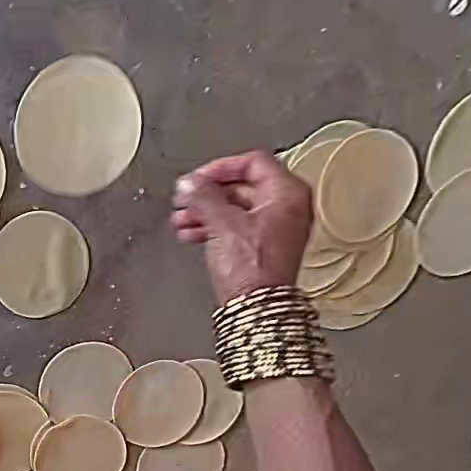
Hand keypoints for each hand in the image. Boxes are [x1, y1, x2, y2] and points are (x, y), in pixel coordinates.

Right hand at [171, 150, 313, 303]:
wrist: (255, 309)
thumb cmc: (253, 270)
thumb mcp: (222, 223)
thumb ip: (203, 196)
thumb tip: (189, 183)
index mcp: (288, 193)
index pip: (253, 162)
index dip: (220, 167)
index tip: (198, 178)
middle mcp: (288, 208)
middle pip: (242, 187)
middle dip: (208, 194)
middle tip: (186, 198)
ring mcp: (276, 230)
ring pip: (235, 209)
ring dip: (205, 212)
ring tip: (182, 219)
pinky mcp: (263, 249)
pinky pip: (236, 229)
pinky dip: (213, 228)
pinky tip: (191, 233)